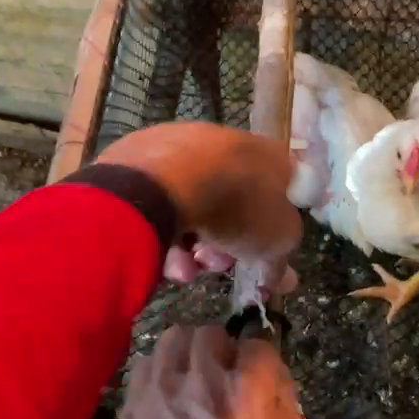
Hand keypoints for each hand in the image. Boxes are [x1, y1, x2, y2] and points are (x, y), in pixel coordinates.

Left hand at [94, 124, 300, 289]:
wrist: (168, 181)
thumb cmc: (237, 204)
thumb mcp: (279, 237)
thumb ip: (281, 255)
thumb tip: (278, 276)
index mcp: (264, 152)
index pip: (277, 191)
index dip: (269, 229)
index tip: (256, 257)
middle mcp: (222, 142)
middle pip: (229, 204)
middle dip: (223, 244)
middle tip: (214, 264)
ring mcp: (177, 147)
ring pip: (190, 206)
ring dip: (190, 245)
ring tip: (182, 269)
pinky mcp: (138, 158)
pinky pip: (157, 201)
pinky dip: (161, 229)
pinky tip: (159, 254)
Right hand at [115, 325, 397, 418]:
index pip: (143, 373)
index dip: (173, 377)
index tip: (192, 390)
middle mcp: (160, 399)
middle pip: (172, 343)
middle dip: (198, 355)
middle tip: (223, 378)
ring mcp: (205, 386)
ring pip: (210, 335)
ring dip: (230, 355)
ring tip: (251, 383)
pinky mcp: (250, 383)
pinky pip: (258, 348)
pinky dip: (269, 366)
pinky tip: (277, 393)